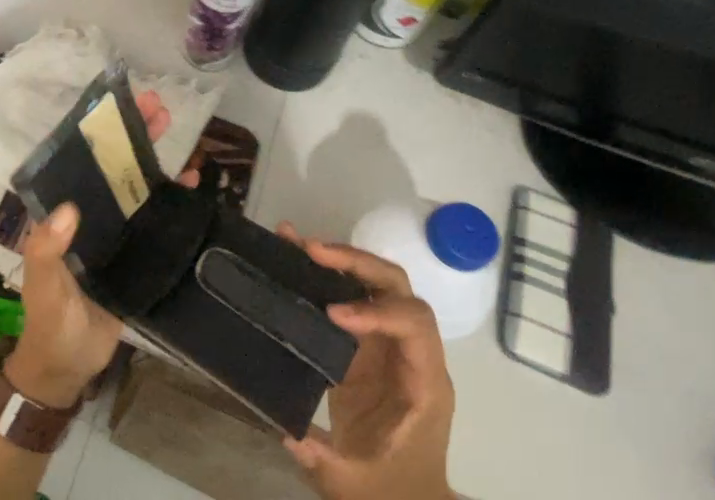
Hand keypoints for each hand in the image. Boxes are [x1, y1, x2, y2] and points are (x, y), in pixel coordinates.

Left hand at [5, 92, 182, 407]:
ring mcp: (116, 233)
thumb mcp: (42, 283)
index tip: (115, 108)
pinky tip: (192, 182)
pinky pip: (157, 220)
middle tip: (159, 110)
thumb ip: (46, 249)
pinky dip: (173, 198)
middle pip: (112, 166)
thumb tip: (68, 209)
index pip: (79, 164)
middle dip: (133, 136)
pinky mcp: (139, 254)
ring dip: (155, 160)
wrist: (70, 366)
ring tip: (180, 134)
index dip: (97, 134)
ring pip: (137, 186)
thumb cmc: (49, 320)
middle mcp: (90, 215)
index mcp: (62, 216)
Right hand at [277, 224, 455, 499]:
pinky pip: (349, 299)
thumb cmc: (392, 489)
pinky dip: (323, 274)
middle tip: (312, 251)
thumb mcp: (358, 486)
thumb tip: (290, 435)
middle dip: (358, 263)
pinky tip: (292, 254)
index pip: (415, 326)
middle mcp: (411, 353)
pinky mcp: (364, 347)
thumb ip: (327, 464)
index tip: (333, 314)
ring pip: (375, 284)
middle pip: (399, 289)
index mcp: (423, 383)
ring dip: (339, 259)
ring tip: (295, 241)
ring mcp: (388, 346)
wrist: (406, 496)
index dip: (379, 312)